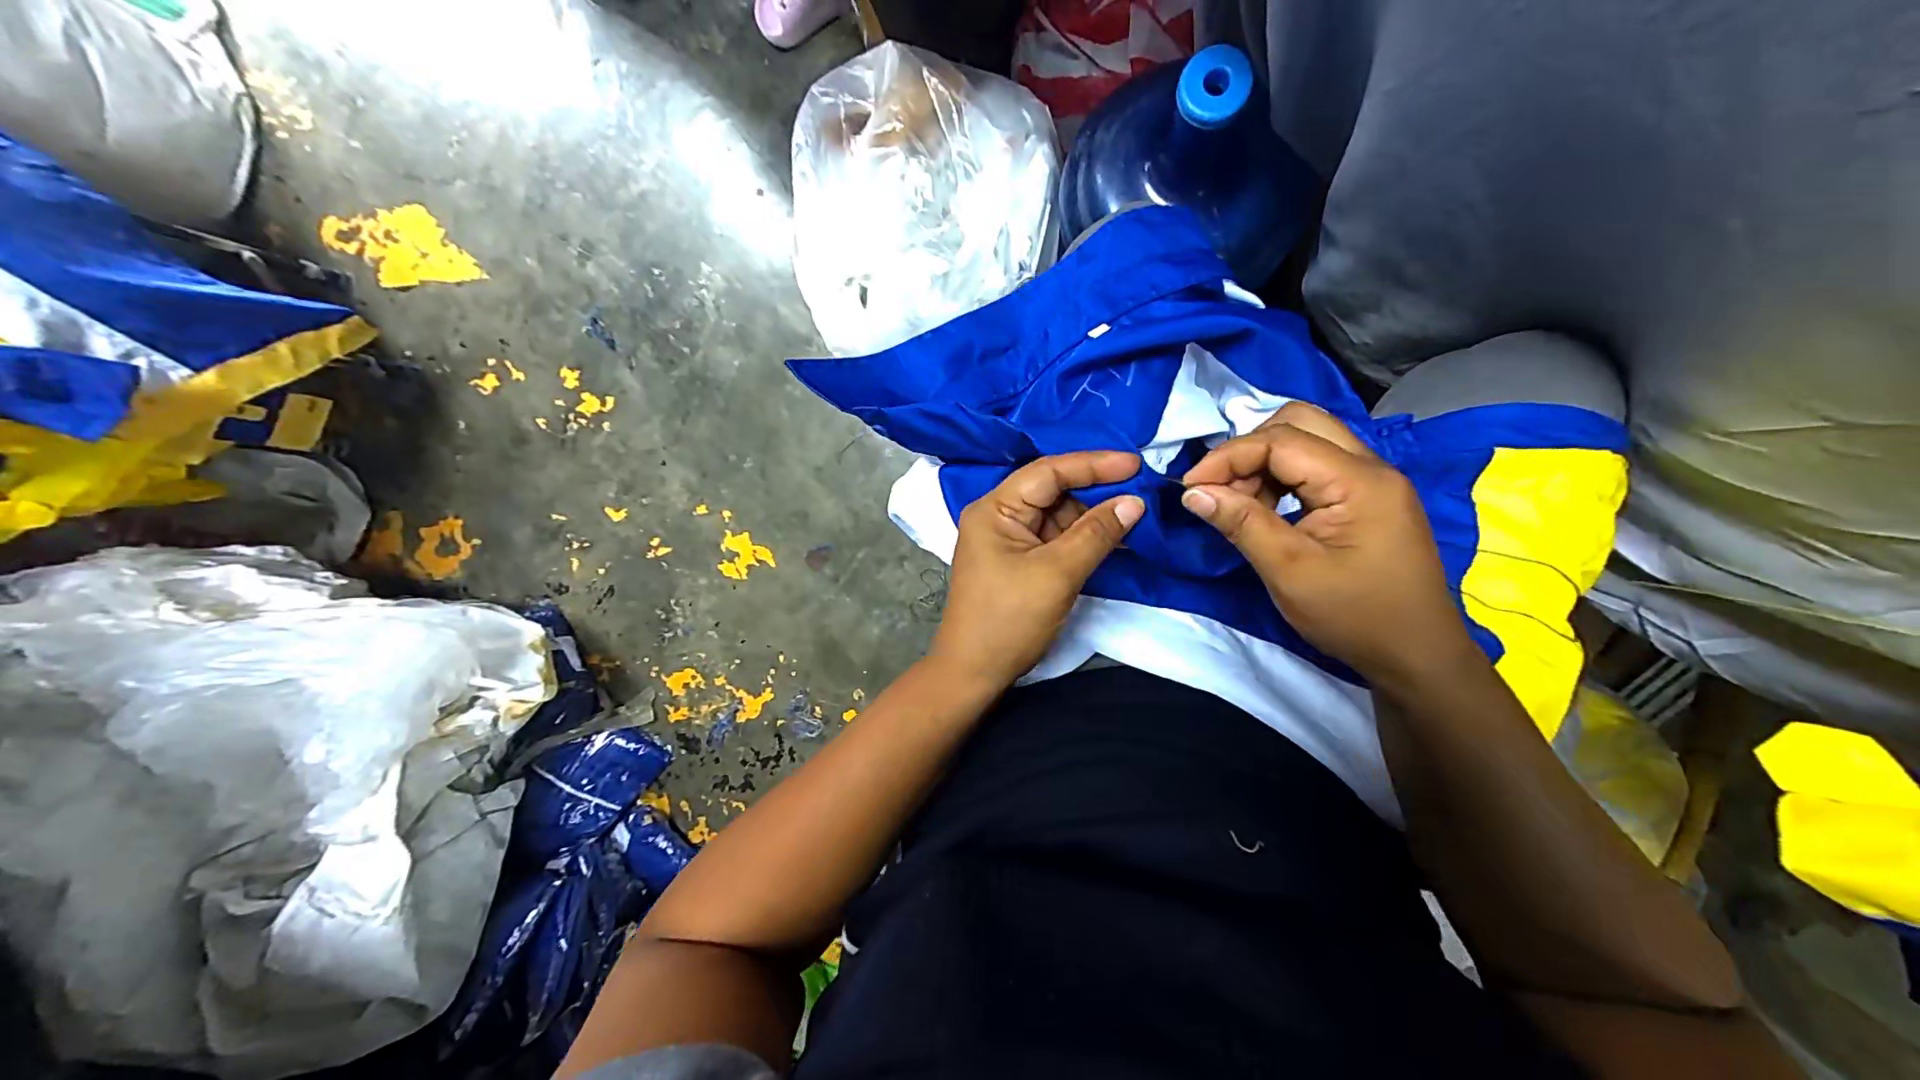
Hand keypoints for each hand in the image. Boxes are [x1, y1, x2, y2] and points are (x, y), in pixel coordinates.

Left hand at [929, 451, 1144, 689]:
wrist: (974, 673)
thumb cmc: (1009, 620)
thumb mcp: (1057, 574)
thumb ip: (1096, 534)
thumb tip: (1133, 502)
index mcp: (995, 509)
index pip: (1048, 472)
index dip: (1093, 464)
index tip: (1135, 464)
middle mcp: (998, 516)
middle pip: (1053, 490)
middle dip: (1095, 491)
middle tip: (1141, 492)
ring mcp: (1008, 540)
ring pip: (1058, 515)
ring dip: (1093, 517)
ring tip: (1135, 516)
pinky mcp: (1020, 561)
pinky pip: (1056, 538)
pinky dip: (1083, 538)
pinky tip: (1114, 538)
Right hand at [1179, 403, 1478, 689]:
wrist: (1417, 656)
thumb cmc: (1355, 617)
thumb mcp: (1289, 572)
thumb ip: (1241, 524)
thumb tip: (1193, 492)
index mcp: (1359, 481)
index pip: (1281, 441)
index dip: (1228, 457)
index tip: (1190, 488)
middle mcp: (1371, 467)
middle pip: (1299, 423)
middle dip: (1249, 449)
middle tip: (1220, 489)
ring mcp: (1373, 481)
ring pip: (1308, 440)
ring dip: (1264, 463)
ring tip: (1239, 505)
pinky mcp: (1369, 498)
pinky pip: (1317, 466)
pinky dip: (1282, 478)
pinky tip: (1266, 510)